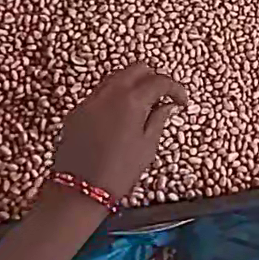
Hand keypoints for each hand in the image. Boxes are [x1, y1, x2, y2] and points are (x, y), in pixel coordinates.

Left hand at [51, 62, 189, 200]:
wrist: (80, 190)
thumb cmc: (118, 172)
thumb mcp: (147, 146)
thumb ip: (158, 119)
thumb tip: (166, 106)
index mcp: (132, 100)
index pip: (160, 81)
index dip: (175, 89)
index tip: (181, 101)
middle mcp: (109, 93)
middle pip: (136, 69)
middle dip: (153, 78)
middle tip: (163, 97)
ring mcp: (90, 100)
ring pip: (116, 77)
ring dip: (133, 85)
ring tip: (143, 107)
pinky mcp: (77, 111)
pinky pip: (100, 94)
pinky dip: (115, 97)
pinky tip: (121, 117)